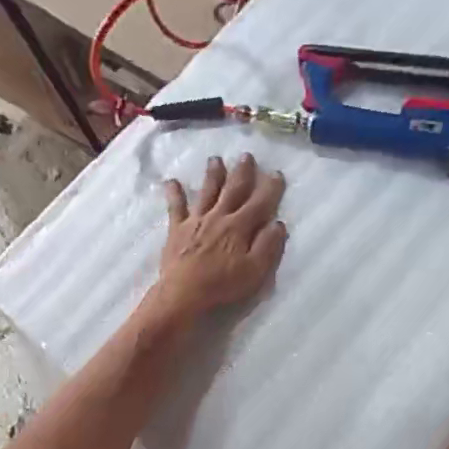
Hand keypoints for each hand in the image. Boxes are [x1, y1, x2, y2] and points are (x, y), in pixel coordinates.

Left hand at [152, 154, 286, 320]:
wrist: (183, 293)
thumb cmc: (222, 285)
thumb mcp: (255, 271)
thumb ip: (268, 246)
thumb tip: (278, 223)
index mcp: (239, 227)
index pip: (260, 203)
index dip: (270, 188)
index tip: (277, 173)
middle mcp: (218, 217)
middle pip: (233, 190)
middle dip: (242, 172)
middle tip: (246, 156)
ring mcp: (196, 221)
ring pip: (207, 192)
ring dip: (213, 175)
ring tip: (215, 159)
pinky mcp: (176, 229)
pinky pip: (175, 207)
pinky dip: (174, 193)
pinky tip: (171, 181)